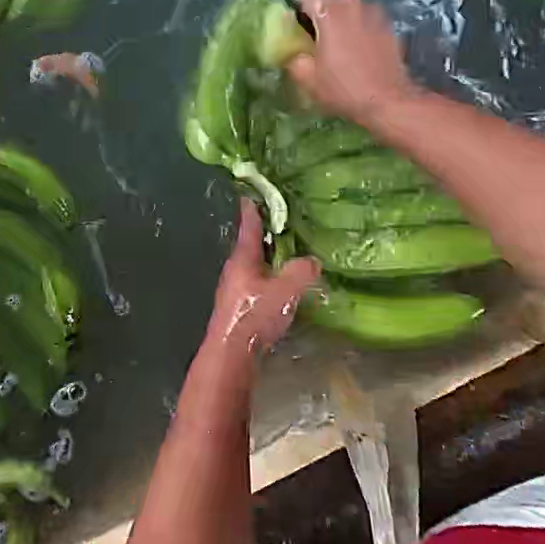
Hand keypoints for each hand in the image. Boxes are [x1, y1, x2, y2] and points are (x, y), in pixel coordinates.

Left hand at [205, 200, 322, 358]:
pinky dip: (268, 274)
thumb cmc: (254, 315)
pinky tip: (281, 282)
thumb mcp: (284, 290)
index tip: (254, 191)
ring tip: (287, 251)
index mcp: (243, 257)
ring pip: (253, 263)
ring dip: (268, 256)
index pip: (249, 224)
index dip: (254, 207)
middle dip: (266, 232)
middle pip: (251, 243)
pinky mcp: (238, 304)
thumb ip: (300, 272)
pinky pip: (255, 280)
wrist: (231, 352)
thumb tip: (313, 260)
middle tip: (283, 220)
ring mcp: (234, 287)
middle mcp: (235, 268)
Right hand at [285, 0, 414, 123]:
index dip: (297, 3)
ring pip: (349, 0)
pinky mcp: (387, 24)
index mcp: (329, 14)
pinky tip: (354, 40)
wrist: (389, 100)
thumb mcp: (308, 79)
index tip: (294, 19)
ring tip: (332, 31)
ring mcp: (373, 12)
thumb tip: (291, 48)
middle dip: (319, 3)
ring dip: (338, 10)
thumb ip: (294, 58)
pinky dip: (356, 20)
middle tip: (311, 25)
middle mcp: (352, 6)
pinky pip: (365, 12)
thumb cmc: (343, 88)